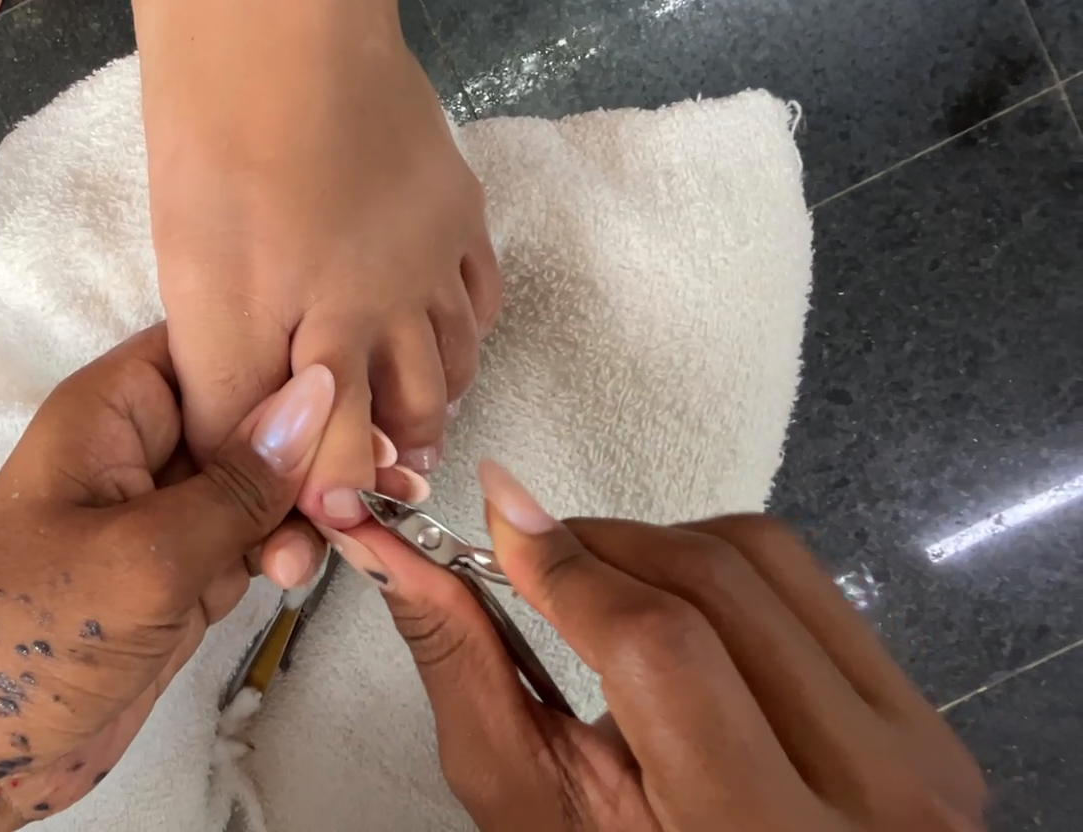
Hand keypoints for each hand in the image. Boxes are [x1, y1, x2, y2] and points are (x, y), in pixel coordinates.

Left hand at [0, 325, 335, 828]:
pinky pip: (243, 537)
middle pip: (241, 418)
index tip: (355, 402)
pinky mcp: (178, 567)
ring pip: (252, 484)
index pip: (208, 347)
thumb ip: (238, 481)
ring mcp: (160, 511)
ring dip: (288, 514)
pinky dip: (271, 553)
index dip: (279, 364)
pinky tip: (288, 577)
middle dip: (297, 454)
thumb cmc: (35, 630)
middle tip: (361, 488)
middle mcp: (138, 447)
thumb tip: (318, 392)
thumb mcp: (146, 553)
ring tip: (296, 559)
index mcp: (111, 409)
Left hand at [135, 0, 501, 563]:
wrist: (271, 6)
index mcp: (325, 331)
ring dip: (423, 412)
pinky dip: (461, 340)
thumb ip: (227, 381)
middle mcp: (399, 303)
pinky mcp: (455, 197)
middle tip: (358, 501)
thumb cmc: (211, 146)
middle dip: (378, 471)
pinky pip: (478, 298)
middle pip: (405, 421)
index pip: (331, 458)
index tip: (298, 551)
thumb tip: (244, 460)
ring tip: (400, 441)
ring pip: (449, 365)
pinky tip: (442, 346)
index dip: (315, 511)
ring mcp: (438, 246)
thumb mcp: (196, 278)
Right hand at [354, 461, 986, 830]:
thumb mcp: (515, 789)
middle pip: (712, 579)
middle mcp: (875, 799)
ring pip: (761, 558)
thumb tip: (383, 539)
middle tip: (532, 560)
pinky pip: (804, 580)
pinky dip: (709, 561)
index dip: (564, 563)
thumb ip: (454, 656)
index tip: (498, 511)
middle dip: (595, 542)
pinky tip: (667, 611)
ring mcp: (922, 759)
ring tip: (596, 589)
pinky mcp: (926, 723)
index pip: (658, 646)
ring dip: (649, 543)